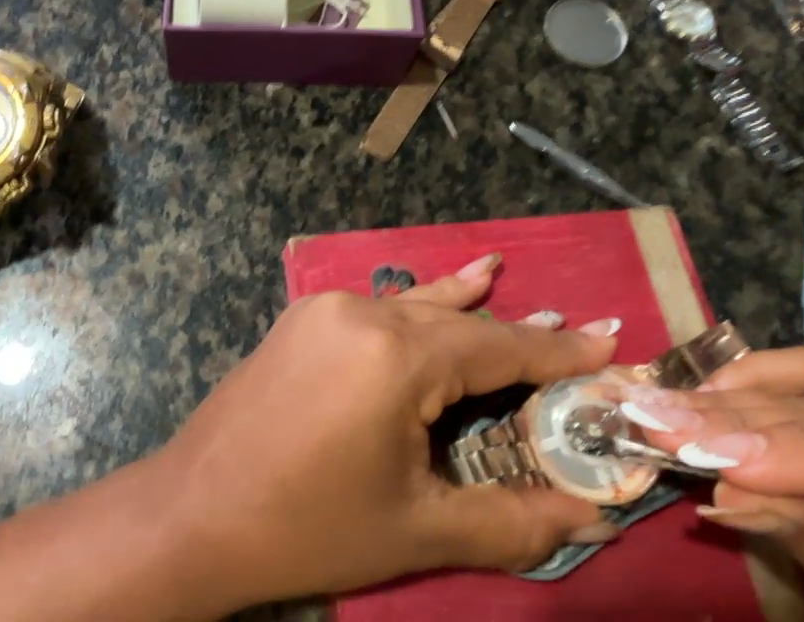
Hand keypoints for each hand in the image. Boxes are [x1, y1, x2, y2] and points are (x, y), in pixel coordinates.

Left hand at [149, 254, 624, 611]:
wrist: (192, 514)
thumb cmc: (309, 526)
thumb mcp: (418, 530)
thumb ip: (512, 520)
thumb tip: (592, 515)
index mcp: (396, 355)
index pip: (498, 346)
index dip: (558, 353)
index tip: (610, 346)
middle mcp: (362, 312)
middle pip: (458, 322)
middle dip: (516, 336)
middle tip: (576, 334)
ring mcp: (324, 310)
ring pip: (414, 305)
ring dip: (461, 302)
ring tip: (499, 273)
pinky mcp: (299, 321)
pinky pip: (375, 308)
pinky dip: (413, 307)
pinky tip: (431, 296)